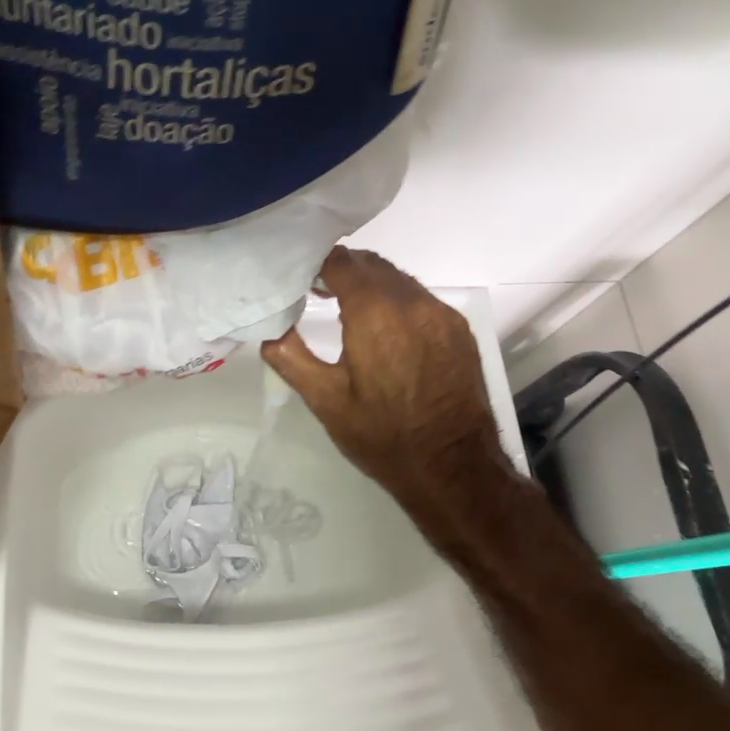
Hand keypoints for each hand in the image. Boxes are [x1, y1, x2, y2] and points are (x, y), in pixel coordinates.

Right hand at [261, 248, 518, 537]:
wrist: (452, 467)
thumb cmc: (381, 435)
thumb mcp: (324, 400)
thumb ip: (290, 356)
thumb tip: (270, 331)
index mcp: (373, 313)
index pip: (341, 262)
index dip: (317, 264)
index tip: (301, 279)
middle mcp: (412, 302)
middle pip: (372, 265)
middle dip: (344, 271)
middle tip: (319, 291)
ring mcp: (441, 314)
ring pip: (400, 280)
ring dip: (373, 286)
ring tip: (350, 311)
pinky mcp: (460, 330)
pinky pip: (422, 300)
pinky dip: (398, 303)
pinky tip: (386, 332)